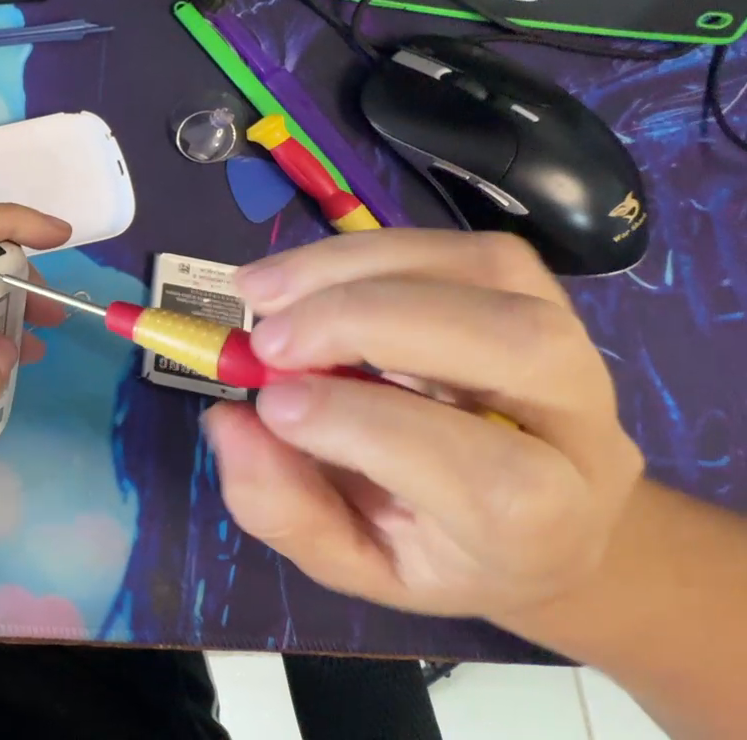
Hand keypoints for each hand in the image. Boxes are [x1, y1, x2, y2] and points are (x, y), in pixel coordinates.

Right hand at [202, 230, 643, 622]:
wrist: (534, 515)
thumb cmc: (429, 545)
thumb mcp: (349, 562)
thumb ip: (283, 508)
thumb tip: (228, 420)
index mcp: (543, 527)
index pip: (489, 474)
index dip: (366, 425)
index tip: (268, 405)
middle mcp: (581, 430)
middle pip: (514, 344)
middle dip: (364, 322)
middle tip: (264, 340)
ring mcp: (569, 350)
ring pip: (485, 273)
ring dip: (349, 269)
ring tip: (257, 292)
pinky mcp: (536, 296)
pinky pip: (461, 247)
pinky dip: (364, 251)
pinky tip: (297, 276)